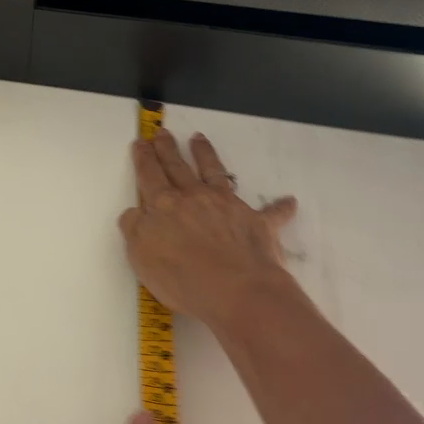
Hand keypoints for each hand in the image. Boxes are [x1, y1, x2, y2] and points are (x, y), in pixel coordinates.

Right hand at [120, 128, 300, 330]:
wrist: (236, 291)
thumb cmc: (181, 277)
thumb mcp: (140, 255)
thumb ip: (134, 229)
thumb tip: (136, 212)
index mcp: (163, 205)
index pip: (149, 175)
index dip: (144, 158)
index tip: (141, 142)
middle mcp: (194, 197)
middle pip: (178, 167)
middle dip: (168, 149)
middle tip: (163, 133)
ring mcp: (228, 206)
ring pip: (214, 173)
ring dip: (205, 154)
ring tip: (199, 139)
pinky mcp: (258, 223)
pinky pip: (271, 212)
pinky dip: (280, 207)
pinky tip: (289, 201)